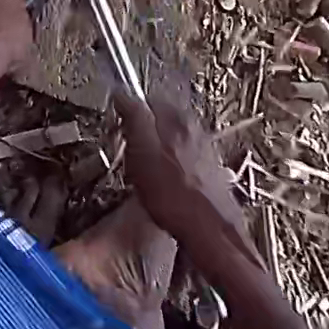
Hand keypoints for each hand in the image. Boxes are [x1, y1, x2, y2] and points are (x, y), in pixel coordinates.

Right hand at [114, 90, 248, 246]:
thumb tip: (122, 93)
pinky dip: (170, 170)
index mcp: (177, 119)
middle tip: (128, 153)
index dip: (128, 111)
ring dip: (157, 153)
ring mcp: (206, 153)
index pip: (146, 98)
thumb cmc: (173, 194)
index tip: (117, 127)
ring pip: (172, 142)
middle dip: (142, 133)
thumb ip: (133, 116)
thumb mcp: (141, 150)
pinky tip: (164, 189)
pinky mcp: (211, 175)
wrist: (212, 235)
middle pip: (160, 120)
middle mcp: (196, 130)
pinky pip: (182, 163)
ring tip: (144, 175)